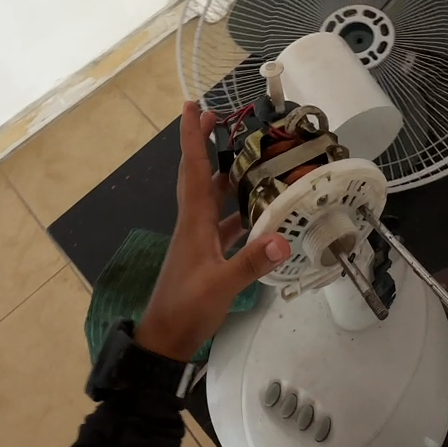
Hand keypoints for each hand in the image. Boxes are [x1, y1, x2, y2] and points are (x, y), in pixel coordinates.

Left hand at [135, 101, 290, 360]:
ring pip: (211, 194)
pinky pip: (221, 218)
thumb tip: (283, 239)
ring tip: (246, 153)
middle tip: (221, 116)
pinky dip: (235, 206)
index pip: (193, 167)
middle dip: (206, 143)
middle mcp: (194, 221)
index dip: (192, 136)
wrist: (164, 341)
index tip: (193, 105)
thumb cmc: (186, 309)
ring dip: (223, 171)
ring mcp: (199, 237)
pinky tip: (255, 207)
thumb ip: (250, 263)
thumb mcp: (220, 286)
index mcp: (194, 220)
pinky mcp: (205, 253)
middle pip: (199, 172)